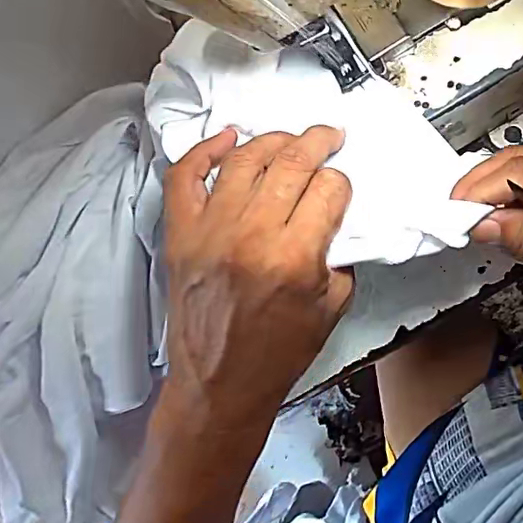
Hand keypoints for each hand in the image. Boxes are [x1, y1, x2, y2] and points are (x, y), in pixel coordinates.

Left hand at [159, 126, 354, 457]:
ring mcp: (211, 230)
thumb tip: (334, 214)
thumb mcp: (331, 310)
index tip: (339, 186)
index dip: (340, 182)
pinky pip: (187, 176)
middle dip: (318, 142)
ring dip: (272, 140)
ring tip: (288, 139)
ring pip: (245, 159)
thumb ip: (339, 256)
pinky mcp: (181, 233)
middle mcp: (251, 236)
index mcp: (294, 258)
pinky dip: (205, 150)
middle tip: (328, 137)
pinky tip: (227, 139)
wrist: (219, 385)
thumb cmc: (274, 355)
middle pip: (291, 163)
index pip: (328, 189)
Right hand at [452, 148, 522, 323]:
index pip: (521, 170)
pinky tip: (500, 217)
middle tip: (454, 213)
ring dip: (494, 190)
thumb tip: (480, 224)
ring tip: (471, 217)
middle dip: (482, 184)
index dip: (482, 189)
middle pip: (519, 160)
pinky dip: (513, 197)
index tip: (453, 212)